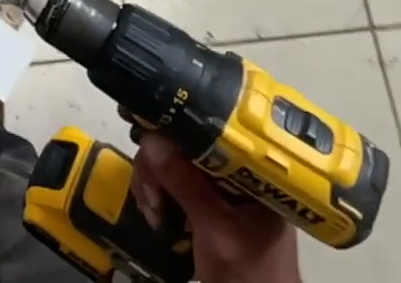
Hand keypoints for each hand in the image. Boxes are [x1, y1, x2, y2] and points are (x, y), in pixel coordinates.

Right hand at [130, 135, 300, 282]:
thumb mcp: (216, 231)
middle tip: (152, 198)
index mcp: (251, 174)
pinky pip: (169, 185)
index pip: (210, 134)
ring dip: (152, 184)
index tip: (148, 142)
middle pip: (183, 148)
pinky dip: (155, 196)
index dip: (176, 133)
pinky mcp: (201, 207)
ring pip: (170, 165)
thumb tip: (151, 139)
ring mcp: (217, 192)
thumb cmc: (247, 277)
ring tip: (153, 214)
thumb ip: (185, 185)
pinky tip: (153, 215)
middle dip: (158, 169)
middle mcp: (233, 175)